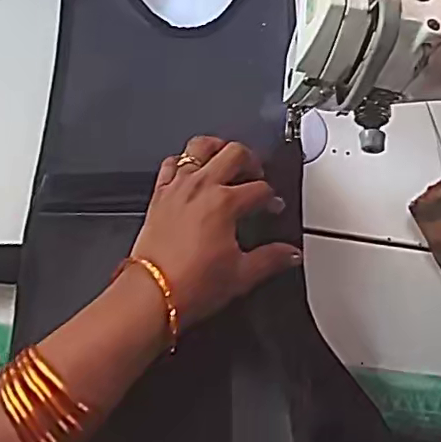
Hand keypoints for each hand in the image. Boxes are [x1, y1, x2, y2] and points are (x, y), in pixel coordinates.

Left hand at [127, 135, 301, 327]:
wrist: (151, 295)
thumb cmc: (190, 284)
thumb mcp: (241, 275)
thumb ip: (270, 259)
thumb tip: (289, 254)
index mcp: (225, 202)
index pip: (259, 188)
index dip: (272, 197)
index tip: (273, 206)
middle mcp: (201, 187)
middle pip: (234, 153)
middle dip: (251, 160)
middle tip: (256, 173)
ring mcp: (178, 187)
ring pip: (200, 146)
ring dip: (217, 147)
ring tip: (226, 157)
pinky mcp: (159, 194)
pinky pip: (171, 163)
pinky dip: (183, 161)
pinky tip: (190, 171)